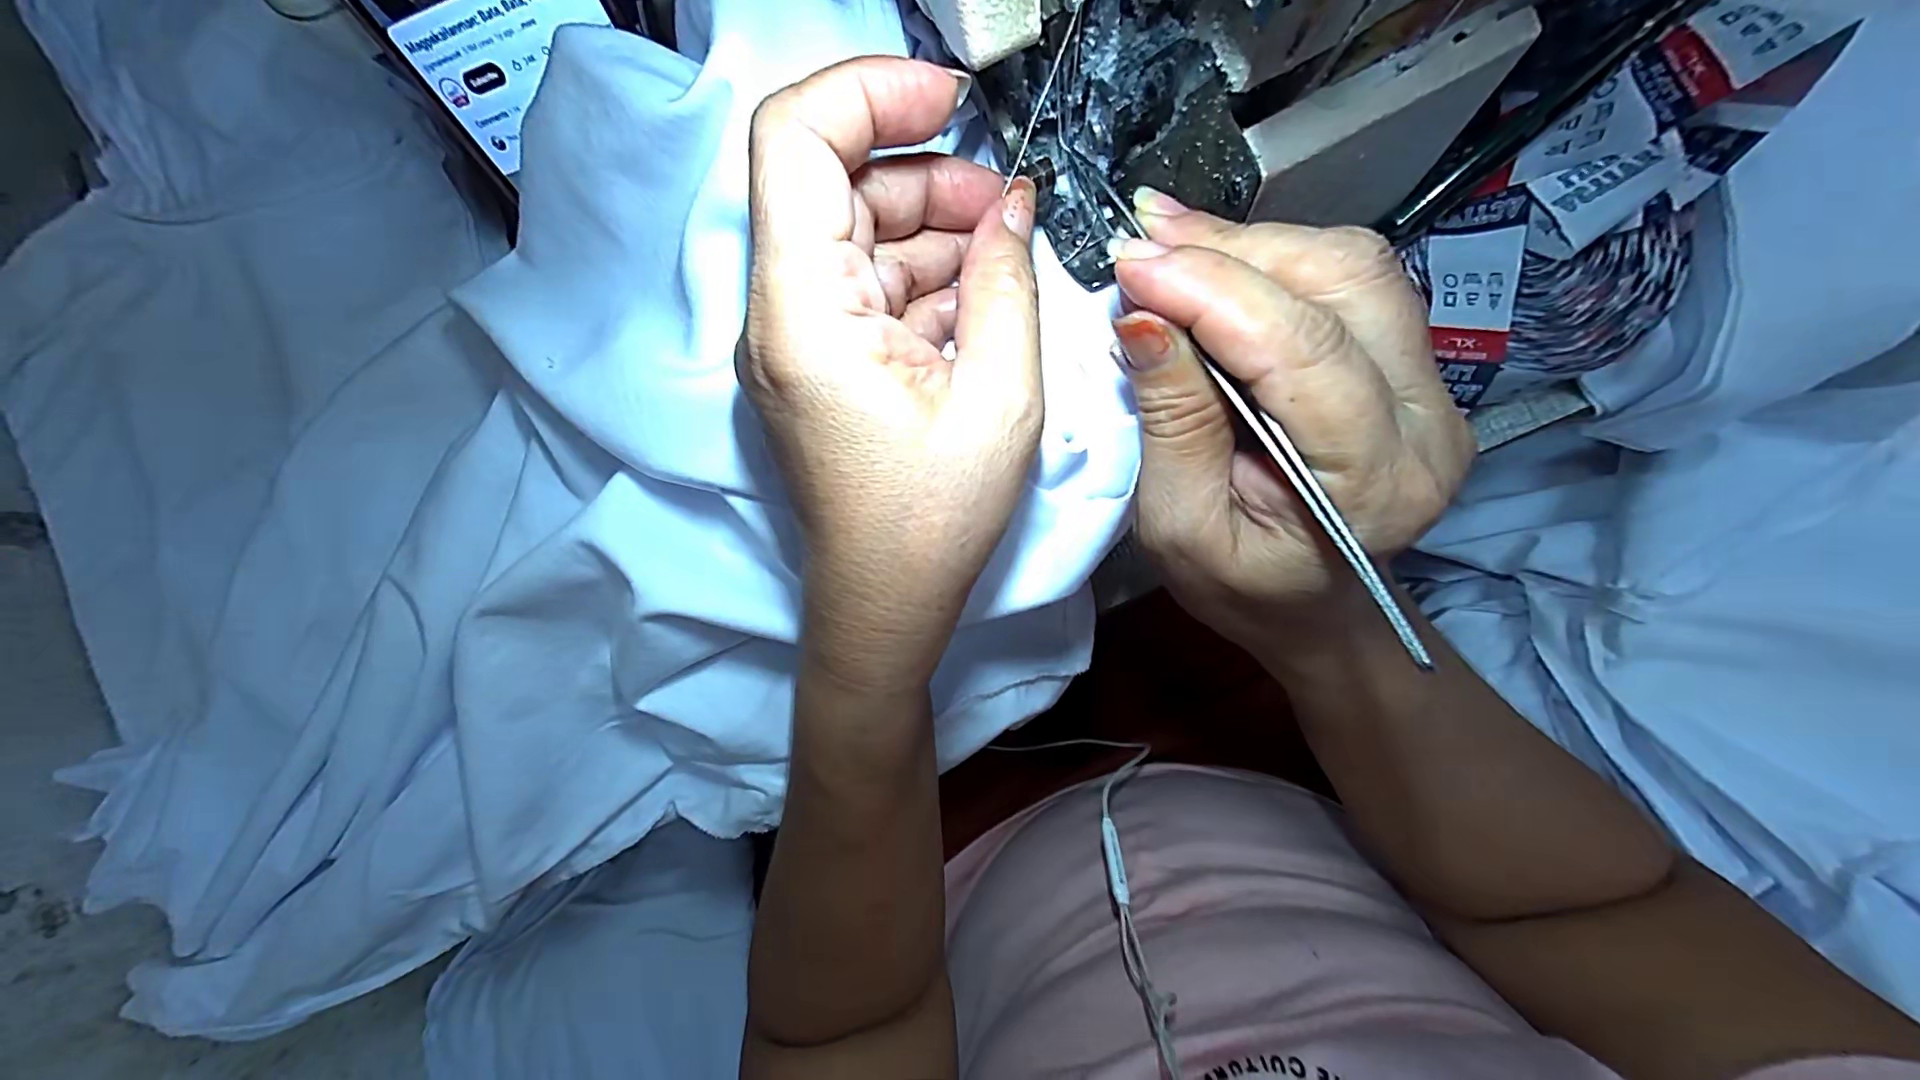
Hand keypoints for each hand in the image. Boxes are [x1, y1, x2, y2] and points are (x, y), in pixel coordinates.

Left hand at [742, 57, 1042, 691]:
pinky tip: (976, 299)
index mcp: (804, 316)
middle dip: (923, 175)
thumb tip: (1010, 209)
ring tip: (1001, 255)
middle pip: (834, 187)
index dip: (869, 91)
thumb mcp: (1000, 398)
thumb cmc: (934, 521)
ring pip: (855, 237)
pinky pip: (866, 288)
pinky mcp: (819, 363)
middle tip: (1003, 207)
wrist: (886, 600)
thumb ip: (1007, 284)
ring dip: (930, 229)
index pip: (796, 142)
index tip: (949, 97)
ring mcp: (796, 341)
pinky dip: (921, 278)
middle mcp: (780, 317)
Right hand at [1107, 191, 1474, 660]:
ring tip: (1166, 244)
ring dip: (1248, 245)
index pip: (1303, 352)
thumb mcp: (1180, 526)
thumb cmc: (1241, 588)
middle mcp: (1427, 417)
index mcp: (1375, 479)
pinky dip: (1267, 260)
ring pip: (1348, 265)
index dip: (1212, 294)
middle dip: (1229, 252)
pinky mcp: (1406, 363)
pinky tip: (1208, 261)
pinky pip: (1342, 282)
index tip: (1130, 265)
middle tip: (1140, 243)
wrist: (1306, 605)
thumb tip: (1142, 320)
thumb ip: (1172, 424)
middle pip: (1342, 283)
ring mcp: (1430, 383)